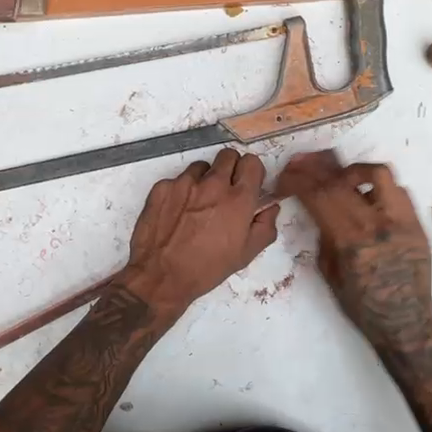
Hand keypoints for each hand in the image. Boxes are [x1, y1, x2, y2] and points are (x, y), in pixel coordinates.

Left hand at [117, 149, 280, 319]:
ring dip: (205, 179)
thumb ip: (265, 226)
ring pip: (202, 166)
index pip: (252, 162)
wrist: (161, 276)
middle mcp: (213, 184)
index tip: (247, 184)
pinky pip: (177, 180)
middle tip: (226, 189)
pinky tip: (178, 213)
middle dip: (231, 168)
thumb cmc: (208, 268)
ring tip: (199, 204)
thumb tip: (270, 207)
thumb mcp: (246, 255)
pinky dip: (181, 191)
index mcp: (238, 199)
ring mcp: (185, 183)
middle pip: (228, 155)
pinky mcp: (162, 187)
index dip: (251, 172)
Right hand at [276, 150, 431, 355]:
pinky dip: (379, 188)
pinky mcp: (417, 223)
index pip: (319, 196)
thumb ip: (324, 236)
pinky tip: (368, 196)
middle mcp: (377, 225)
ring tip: (341, 178)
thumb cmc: (362, 306)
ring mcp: (402, 221)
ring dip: (352, 171)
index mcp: (350, 241)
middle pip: (340, 181)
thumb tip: (318, 209)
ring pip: (378, 174)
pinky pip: (398, 191)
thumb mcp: (329, 273)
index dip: (298, 180)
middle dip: (315, 169)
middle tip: (301, 165)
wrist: (407, 325)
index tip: (286, 176)